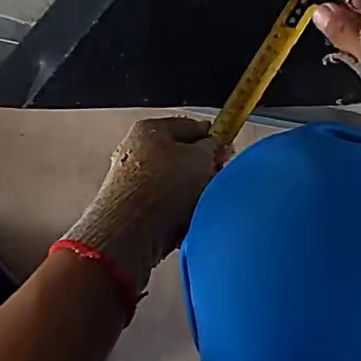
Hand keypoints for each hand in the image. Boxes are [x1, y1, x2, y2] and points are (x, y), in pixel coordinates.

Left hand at [63, 117, 224, 293]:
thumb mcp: (200, 159)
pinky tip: (187, 221)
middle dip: (204, 170)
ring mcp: (133, 182)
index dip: (213, 139)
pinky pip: (166, 206)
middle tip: (218, 181)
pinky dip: (179, 213)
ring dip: (194, 194)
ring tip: (203, 204)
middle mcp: (136, 151)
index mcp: (150, 130)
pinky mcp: (133, 210)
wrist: (131, 233)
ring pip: (177, 184)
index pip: (190, 126)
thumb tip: (215, 146)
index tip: (229, 153)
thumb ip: (212, 147)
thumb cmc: (164, 188)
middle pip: (183, 156)